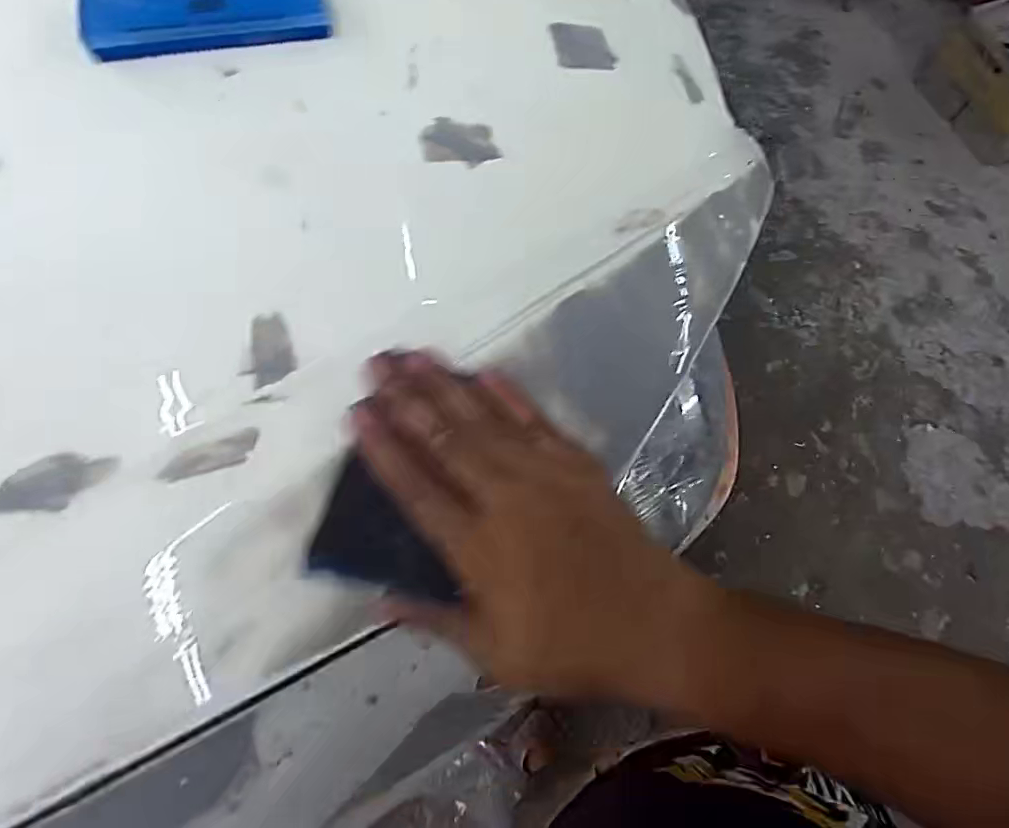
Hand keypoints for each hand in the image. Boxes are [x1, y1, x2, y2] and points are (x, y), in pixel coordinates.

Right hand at [353, 351, 720, 700]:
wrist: (651, 619)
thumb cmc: (569, 644)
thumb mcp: (493, 653)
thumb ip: (434, 619)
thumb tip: (377, 601)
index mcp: (478, 548)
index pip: (418, 489)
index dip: (385, 449)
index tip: (358, 414)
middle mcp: (506, 498)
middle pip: (447, 440)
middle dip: (407, 399)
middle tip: (376, 364)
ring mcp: (545, 473)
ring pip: (485, 420)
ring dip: (448, 385)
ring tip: (415, 356)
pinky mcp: (577, 461)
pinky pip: (535, 419)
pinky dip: (508, 394)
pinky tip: (483, 371)